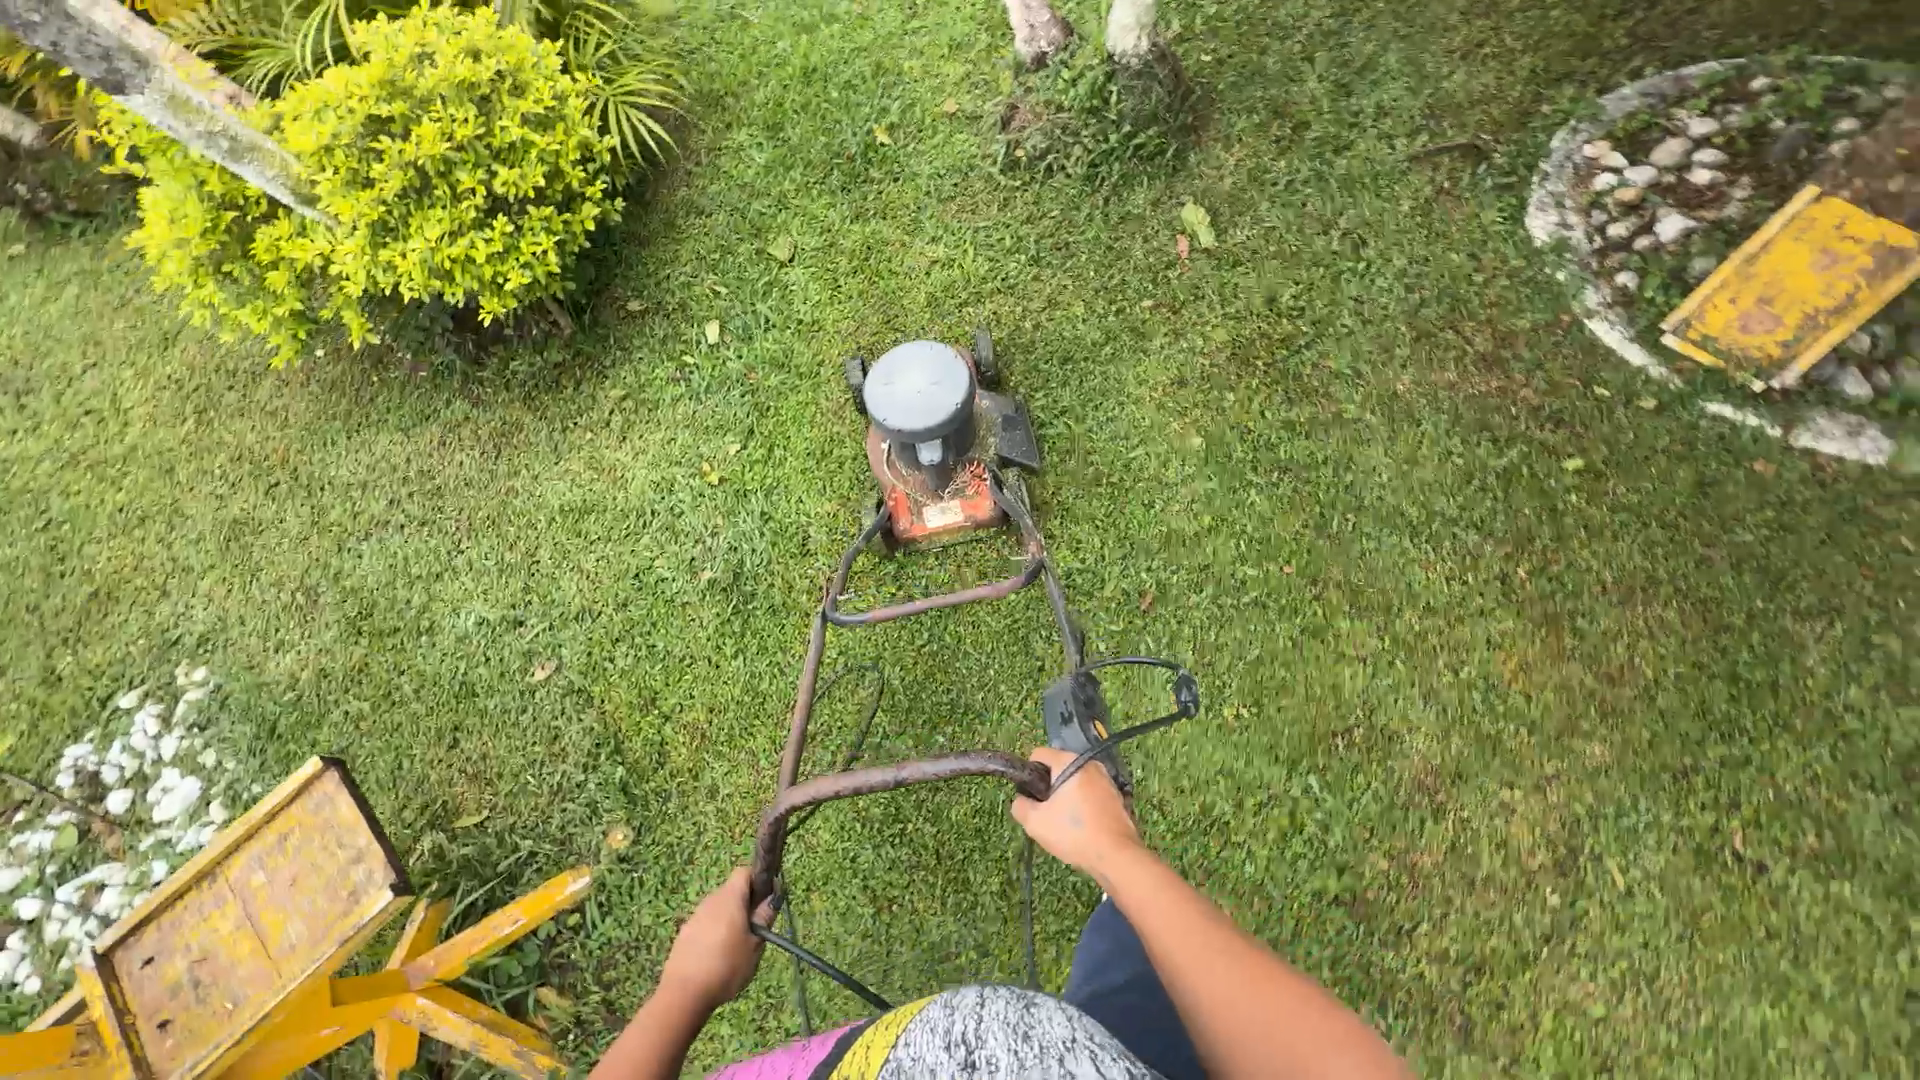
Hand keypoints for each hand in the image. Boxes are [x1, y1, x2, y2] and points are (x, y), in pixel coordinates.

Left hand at [658, 868, 773, 1012]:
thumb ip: (764, 917)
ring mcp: (694, 917)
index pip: (744, 872)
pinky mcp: (684, 934)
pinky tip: (715, 957)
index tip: (764, 903)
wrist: (684, 994)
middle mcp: (710, 900)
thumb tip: (773, 896)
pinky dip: (713, 933)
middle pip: (731, 891)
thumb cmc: (727, 966)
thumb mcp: (755, 944)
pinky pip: (705, 924)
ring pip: (717, 909)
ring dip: (728, 920)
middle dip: (744, 905)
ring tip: (735, 948)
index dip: (757, 881)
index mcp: (730, 898)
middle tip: (753, 930)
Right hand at [1010, 746, 1143, 877]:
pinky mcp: (1117, 796)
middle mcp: (1090, 763)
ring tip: (1065, 824)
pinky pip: (1091, 795)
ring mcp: (1107, 779)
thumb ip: (1020, 805)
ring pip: (1075, 783)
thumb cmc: (1073, 834)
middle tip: (1046, 814)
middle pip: (1058, 770)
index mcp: (1069, 762)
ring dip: (1067, 798)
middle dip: (1049, 789)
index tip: (1031, 797)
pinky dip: (1083, 806)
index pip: (1038, 754)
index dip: (1029, 774)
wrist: (1117, 856)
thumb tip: (1022, 800)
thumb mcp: (1034, 822)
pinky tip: (1083, 828)